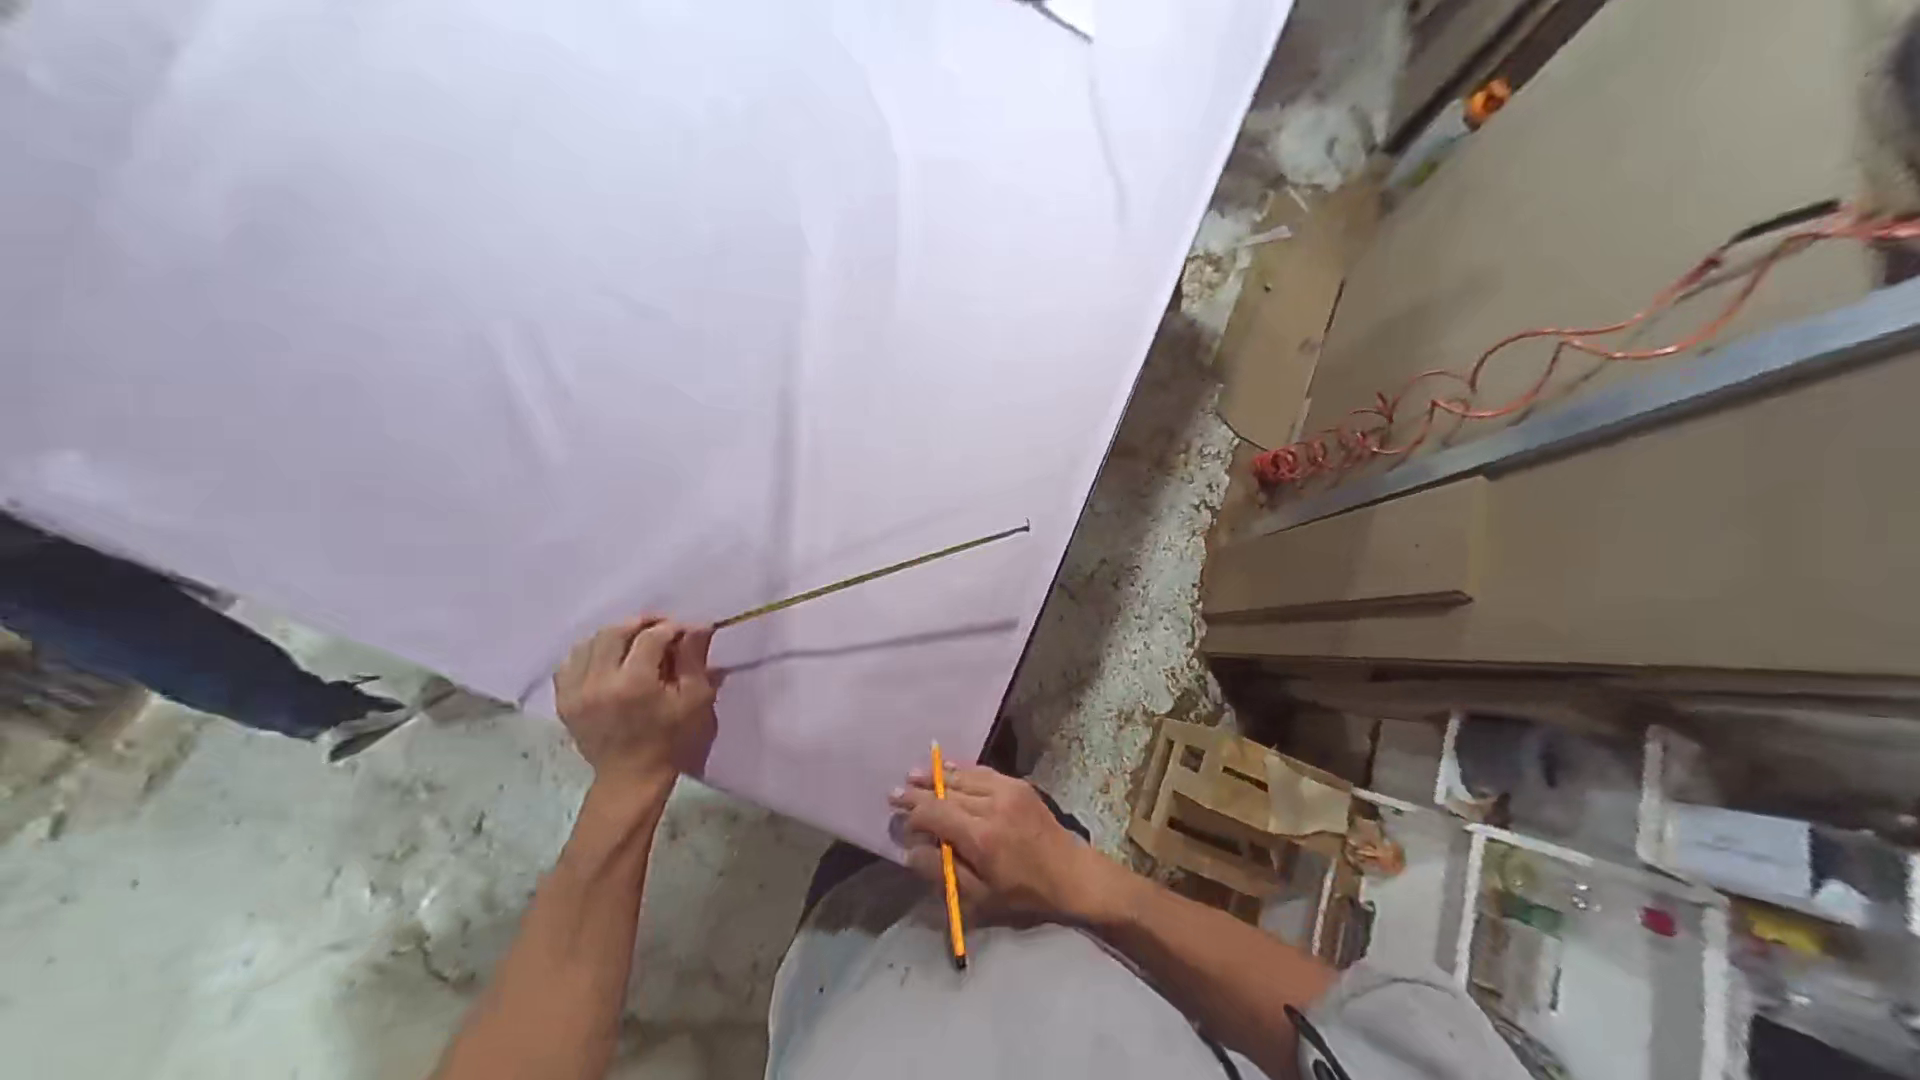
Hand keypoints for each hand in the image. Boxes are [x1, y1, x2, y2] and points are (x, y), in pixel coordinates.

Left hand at [553, 616, 717, 791]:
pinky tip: (607, 659)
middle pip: (615, 632)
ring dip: (615, 635)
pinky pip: (570, 662)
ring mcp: (575, 691)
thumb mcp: (695, 699)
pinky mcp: (563, 700)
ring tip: (634, 642)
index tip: (686, 631)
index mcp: (634, 683)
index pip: (651, 637)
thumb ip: (694, 658)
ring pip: (590, 642)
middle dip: (641, 624)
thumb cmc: (671, 739)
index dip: (672, 628)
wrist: (631, 777)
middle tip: (661, 628)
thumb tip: (698, 625)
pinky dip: (590, 653)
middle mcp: (599, 682)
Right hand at [888, 764, 1114, 920]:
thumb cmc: (1024, 894)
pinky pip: (983, 772)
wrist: (1071, 874)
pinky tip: (948, 769)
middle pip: (945, 792)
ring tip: (914, 775)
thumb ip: (942, 872)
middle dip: (918, 793)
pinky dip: (962, 770)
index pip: (935, 814)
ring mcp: (1007, 790)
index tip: (899, 819)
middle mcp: (992, 805)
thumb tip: (911, 850)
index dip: (913, 815)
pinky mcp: (1018, 784)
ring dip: (937, 777)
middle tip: (894, 792)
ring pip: (962, 777)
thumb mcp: (979, 898)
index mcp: (981, 836)